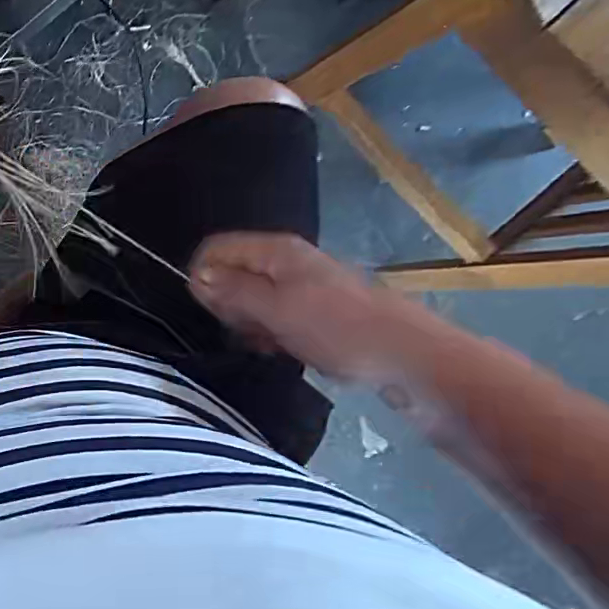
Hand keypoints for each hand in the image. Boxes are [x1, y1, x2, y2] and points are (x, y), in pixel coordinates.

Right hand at [187, 232, 455, 382]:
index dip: (203, 278)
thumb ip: (233, 291)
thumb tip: (196, 277)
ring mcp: (302, 287)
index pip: (215, 250)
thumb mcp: (277, 310)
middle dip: (227, 305)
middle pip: (231, 274)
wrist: (412, 359)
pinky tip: (282, 349)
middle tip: (245, 329)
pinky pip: (273, 317)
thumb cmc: (340, 330)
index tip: (212, 311)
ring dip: (249, 324)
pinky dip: (271, 334)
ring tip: (266, 344)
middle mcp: (286, 262)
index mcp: (276, 251)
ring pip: (250, 300)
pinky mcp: (314, 311)